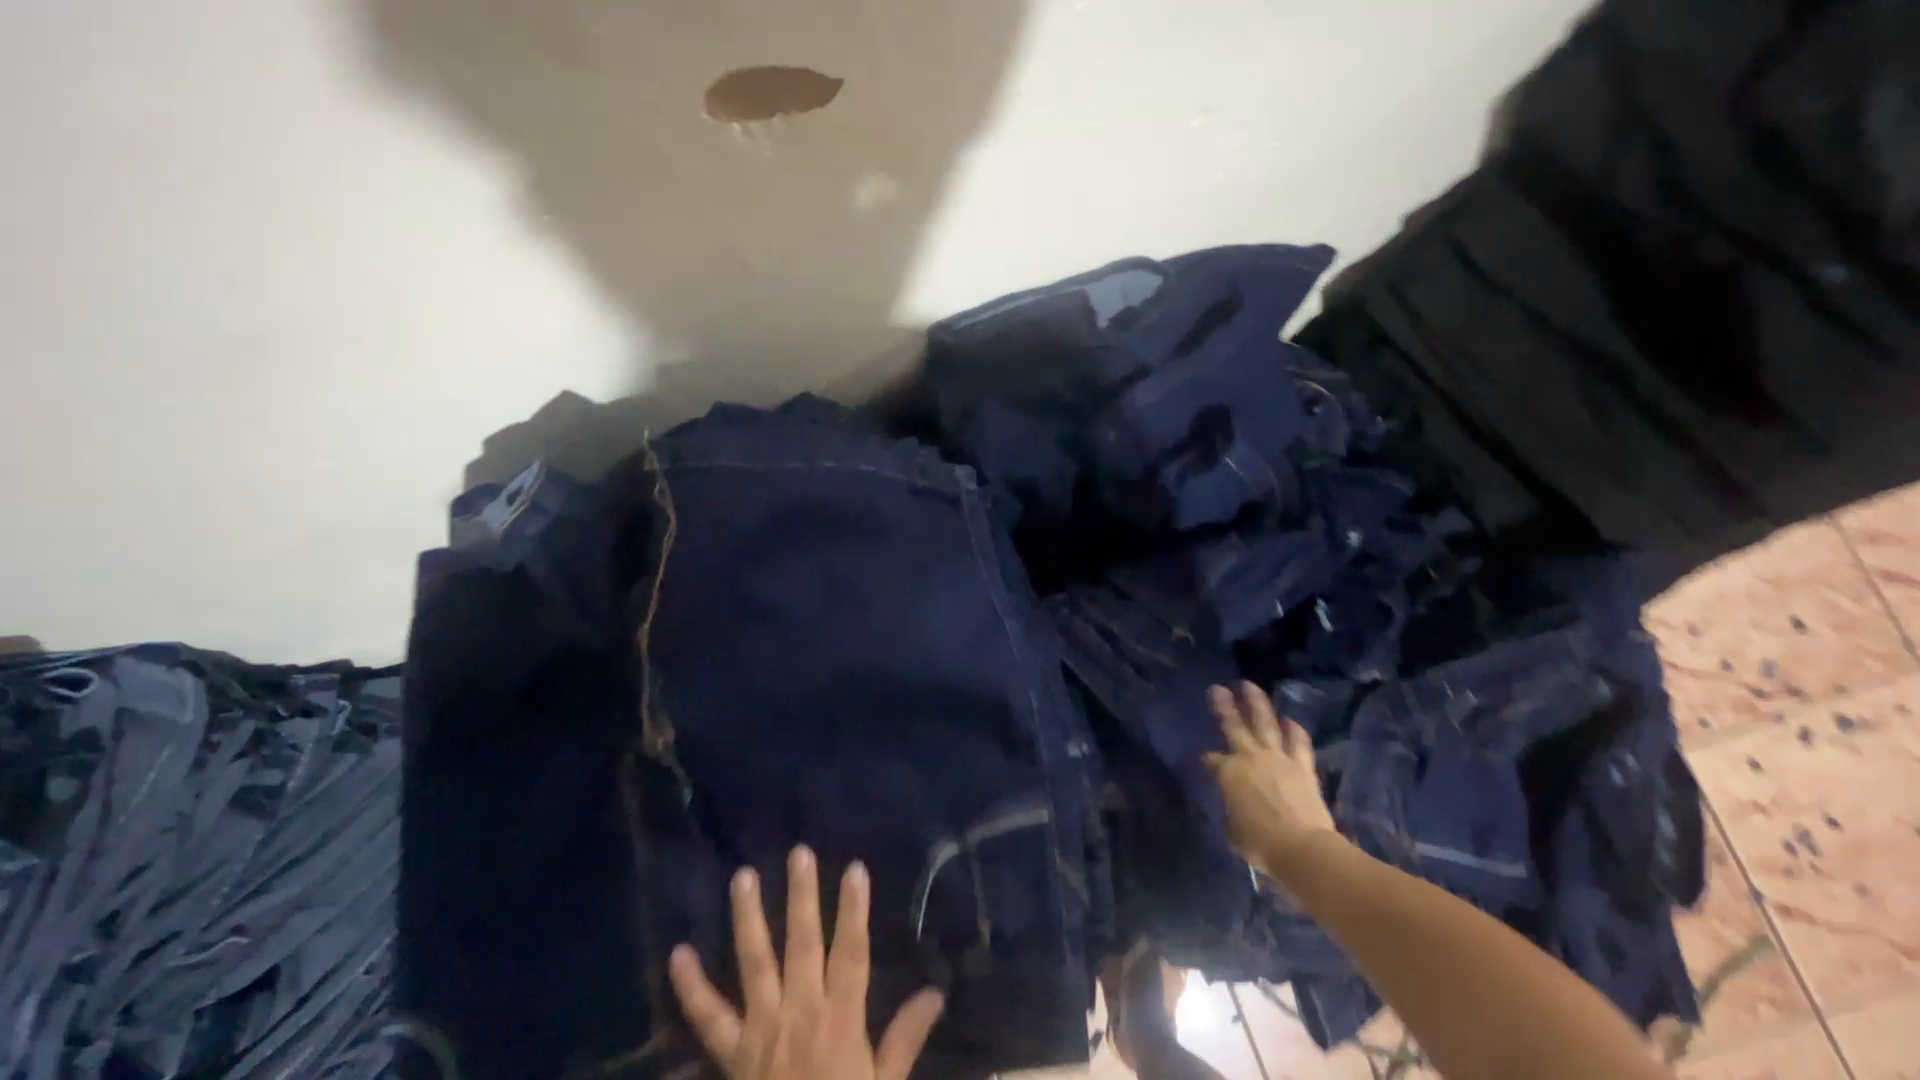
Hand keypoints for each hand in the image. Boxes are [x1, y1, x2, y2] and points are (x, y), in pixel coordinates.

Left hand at [669, 846, 945, 1079]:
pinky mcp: (730, 1053)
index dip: (854, 911)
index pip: (851, 954)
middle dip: (801, 898)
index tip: (855, 870)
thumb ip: (905, 1038)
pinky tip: (678, 953)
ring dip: (747, 919)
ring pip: (754, 964)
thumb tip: (935, 993)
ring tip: (742, 876)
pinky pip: (707, 1017)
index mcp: (840, 1021)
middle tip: (799, 854)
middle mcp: (799, 1014)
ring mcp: (760, 1029)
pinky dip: (691, 987)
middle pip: (801, 946)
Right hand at [1204, 682, 1340, 880]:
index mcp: (1227, 773)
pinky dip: (1294, 730)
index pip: (1211, 761)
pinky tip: (1290, 719)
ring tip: (1250, 686)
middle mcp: (1250, 758)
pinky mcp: (1303, 767)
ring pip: (1266, 724)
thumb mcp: (1233, 830)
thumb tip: (1237, 806)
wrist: (1302, 848)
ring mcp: (1278, 759)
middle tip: (1217, 688)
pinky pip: (1298, 743)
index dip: (1207, 760)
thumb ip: (1232, 810)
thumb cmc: (1260, 843)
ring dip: (1257, 704)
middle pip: (1234, 727)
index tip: (1204, 761)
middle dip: (1224, 706)